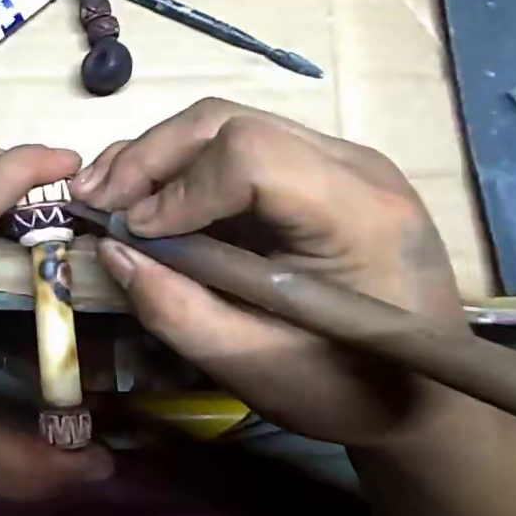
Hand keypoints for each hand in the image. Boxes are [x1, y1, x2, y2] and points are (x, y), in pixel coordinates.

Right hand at [71, 98, 491, 449]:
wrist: (422, 394)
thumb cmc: (345, 388)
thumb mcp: (250, 366)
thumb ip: (174, 308)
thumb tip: (109, 249)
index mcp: (356, 215)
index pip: (252, 155)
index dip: (179, 188)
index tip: (135, 234)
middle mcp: (350, 166)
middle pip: (225, 122)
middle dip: (147, 159)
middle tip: (93, 201)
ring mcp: (330, 160)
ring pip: (218, 123)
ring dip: (149, 156)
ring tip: (100, 193)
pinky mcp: (307, 170)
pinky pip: (226, 146)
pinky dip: (171, 167)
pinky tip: (136, 195)